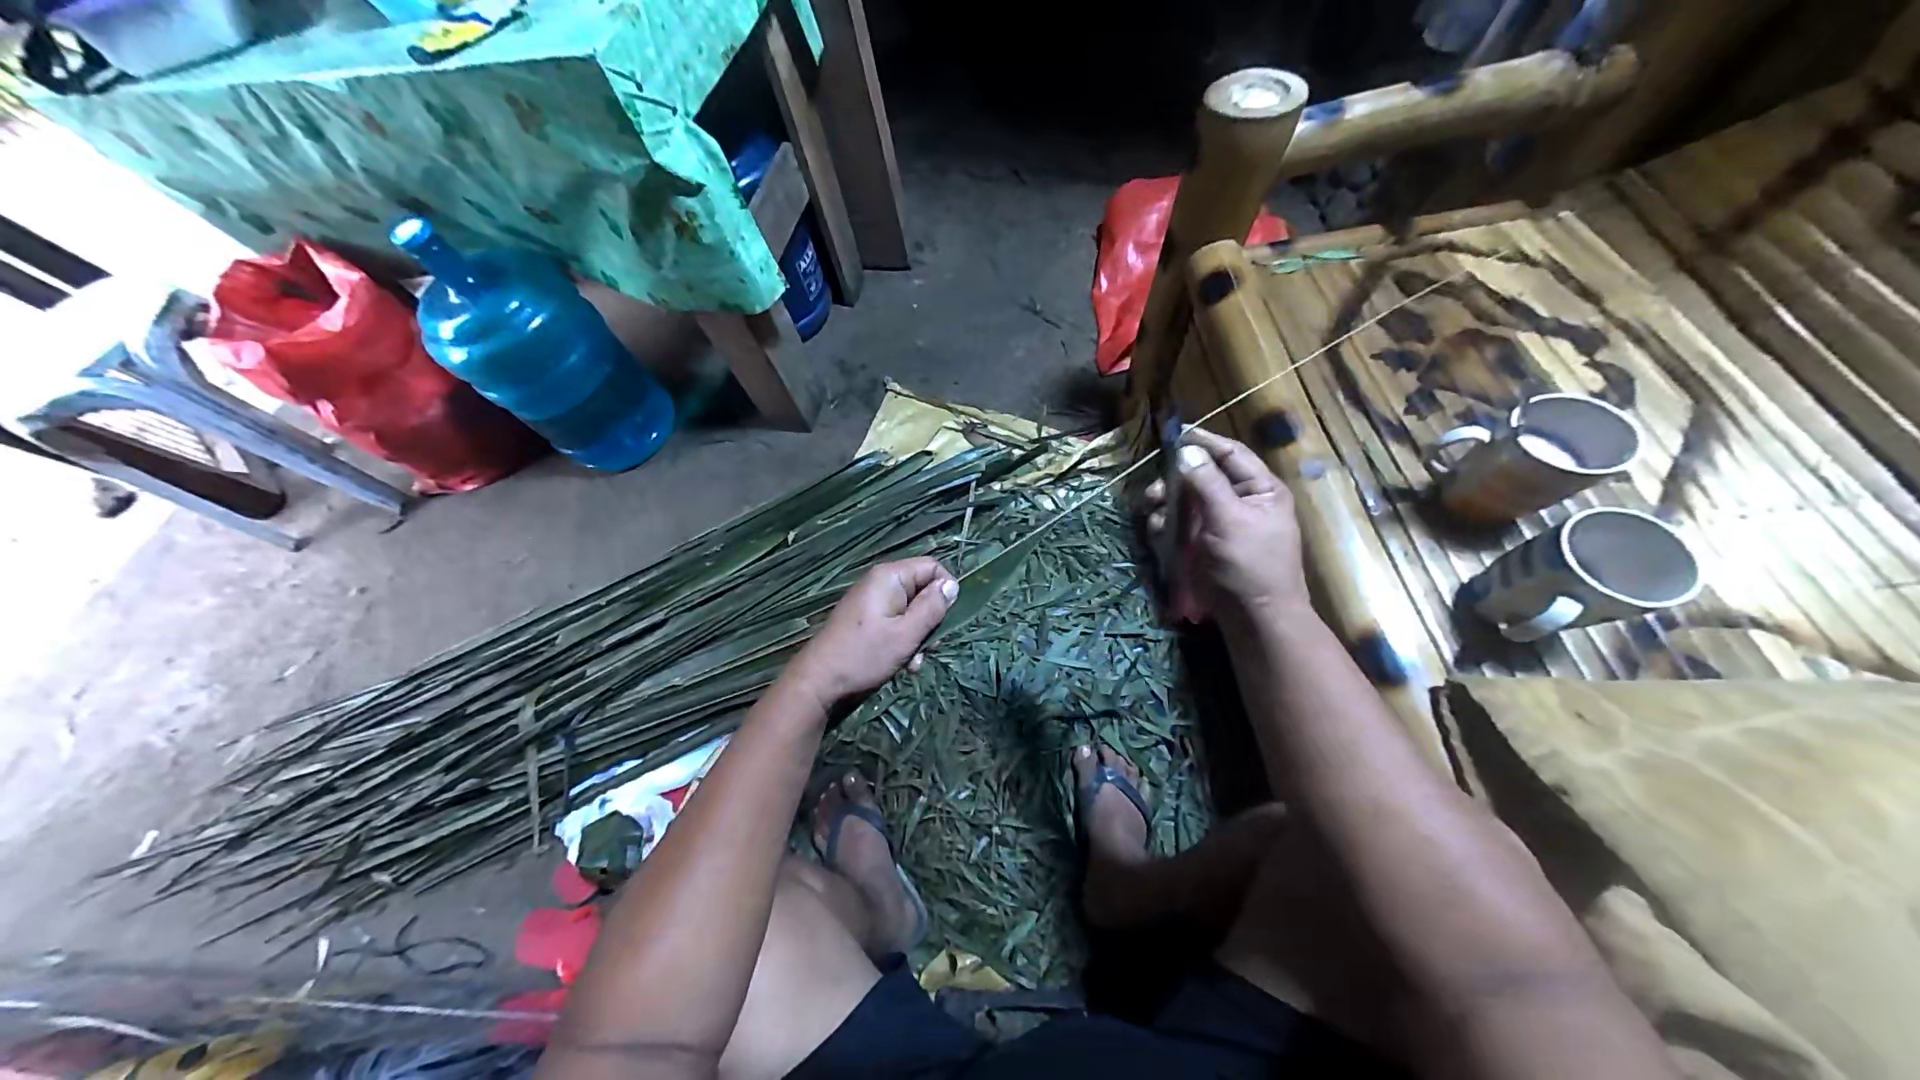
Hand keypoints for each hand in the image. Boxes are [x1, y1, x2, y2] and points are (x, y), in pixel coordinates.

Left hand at [786, 557, 957, 713]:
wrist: (819, 682)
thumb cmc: (864, 655)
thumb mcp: (906, 633)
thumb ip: (932, 608)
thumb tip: (953, 585)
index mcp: (889, 577)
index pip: (933, 567)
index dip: (945, 590)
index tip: (947, 618)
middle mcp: (881, 583)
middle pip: (924, 590)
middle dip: (932, 620)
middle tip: (930, 647)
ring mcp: (873, 603)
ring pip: (913, 612)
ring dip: (919, 637)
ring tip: (914, 662)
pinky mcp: (869, 621)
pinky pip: (897, 624)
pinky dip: (904, 642)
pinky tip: (903, 665)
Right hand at [1144, 426, 1309, 621]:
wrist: (1253, 617)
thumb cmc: (1250, 564)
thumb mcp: (1229, 518)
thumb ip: (1207, 482)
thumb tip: (1186, 449)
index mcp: (1260, 490)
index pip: (1231, 454)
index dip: (1204, 442)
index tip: (1174, 434)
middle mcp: (1239, 501)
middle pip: (1201, 476)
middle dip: (1176, 479)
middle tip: (1155, 488)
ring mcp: (1218, 523)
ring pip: (1185, 500)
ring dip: (1166, 502)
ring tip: (1153, 510)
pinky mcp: (1201, 544)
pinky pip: (1178, 524)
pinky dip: (1165, 524)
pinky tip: (1158, 531)